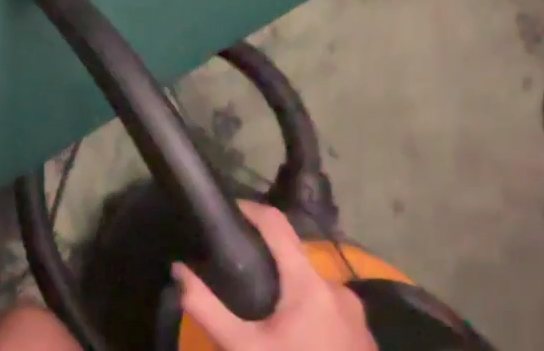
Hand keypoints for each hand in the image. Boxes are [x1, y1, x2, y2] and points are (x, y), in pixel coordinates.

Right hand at [172, 202, 377, 350]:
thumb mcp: (242, 347)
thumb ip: (206, 307)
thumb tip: (178, 270)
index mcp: (309, 285)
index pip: (277, 223)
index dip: (248, 208)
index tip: (223, 210)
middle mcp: (337, 290)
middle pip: (293, 254)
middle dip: (262, 254)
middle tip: (231, 265)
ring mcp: (357, 315)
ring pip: (311, 282)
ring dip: (284, 283)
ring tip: (256, 302)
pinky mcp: (365, 338)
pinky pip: (327, 305)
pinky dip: (303, 305)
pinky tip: (288, 330)